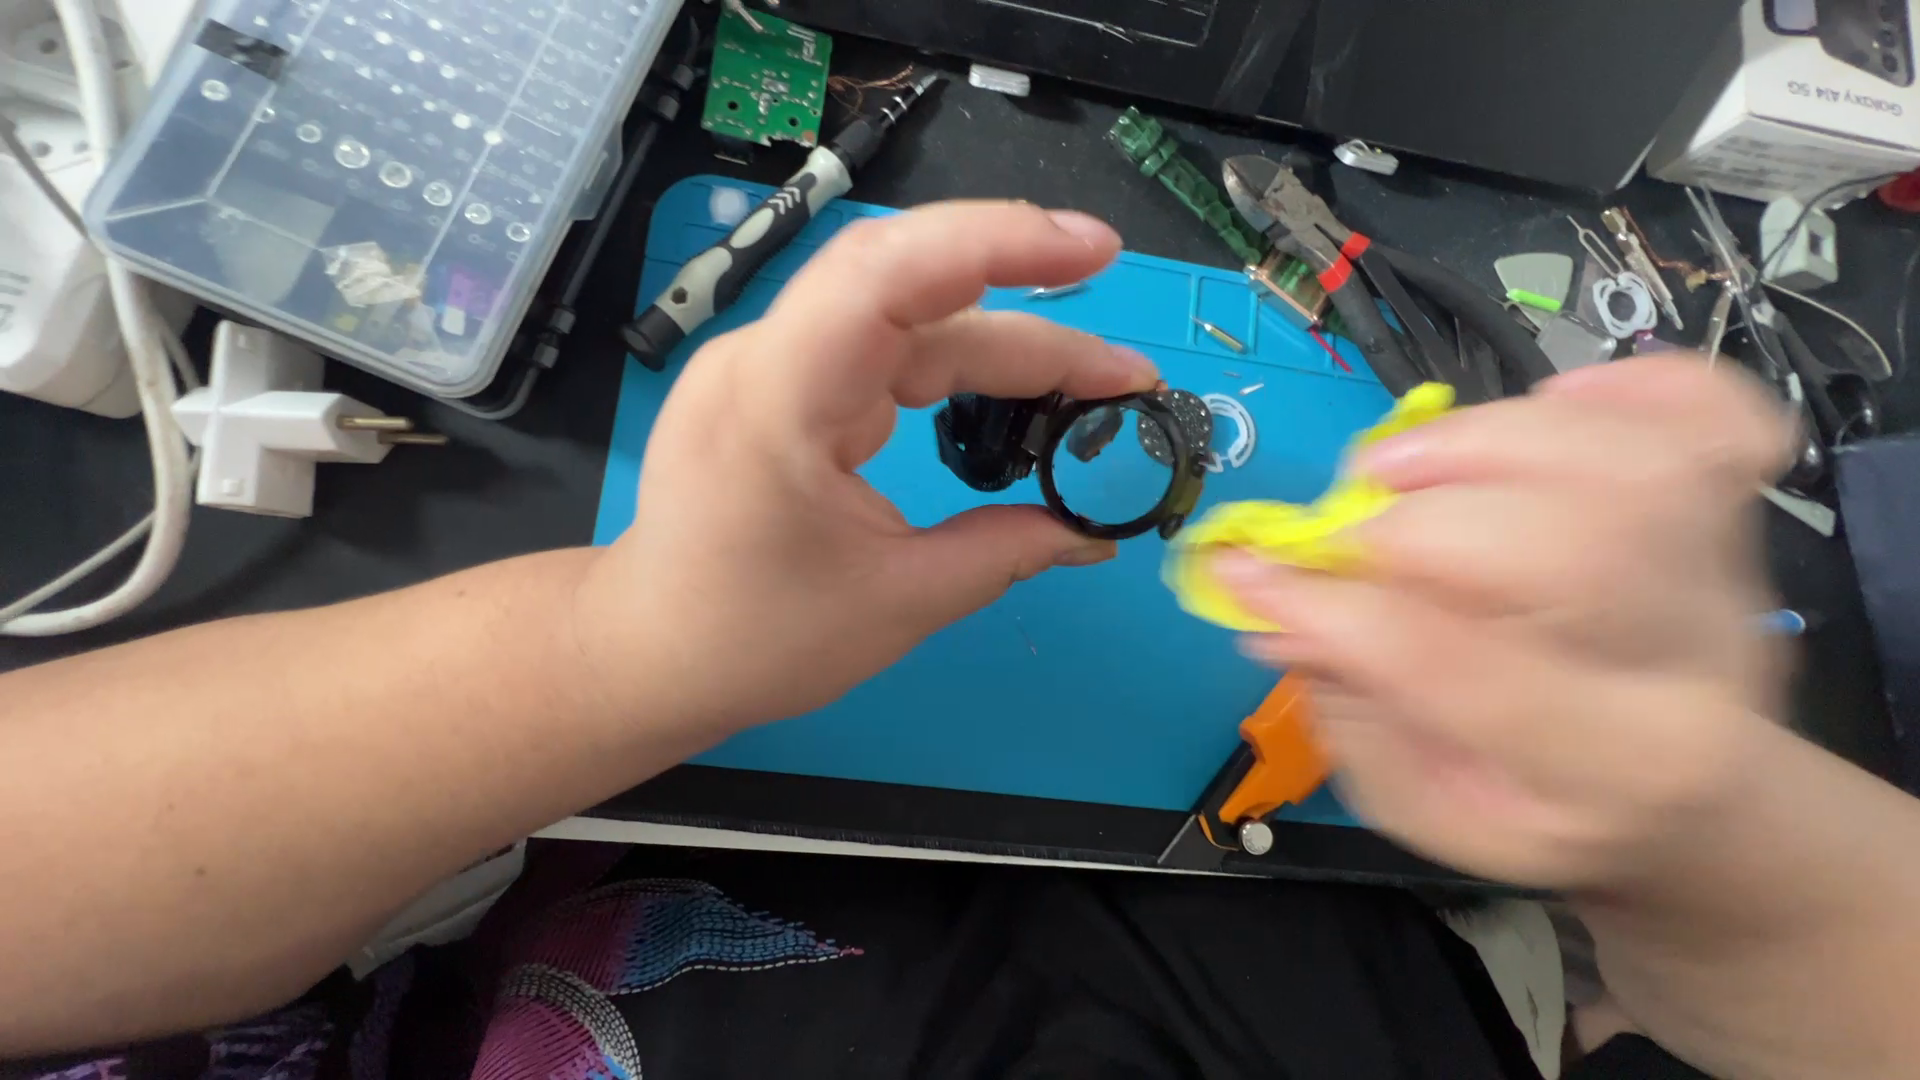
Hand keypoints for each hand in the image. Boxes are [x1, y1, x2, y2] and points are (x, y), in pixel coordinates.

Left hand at [572, 202, 1159, 731]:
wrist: (651, 652)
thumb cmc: (754, 639)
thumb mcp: (896, 602)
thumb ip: (1004, 553)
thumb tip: (1092, 534)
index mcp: (779, 400)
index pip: (887, 276)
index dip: (997, 243)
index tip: (1095, 252)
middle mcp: (769, 359)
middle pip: (914, 294)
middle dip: (1030, 316)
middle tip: (1121, 369)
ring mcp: (773, 367)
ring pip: (907, 322)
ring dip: (1003, 349)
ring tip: (1090, 386)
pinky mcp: (786, 388)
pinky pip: (884, 353)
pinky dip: (957, 369)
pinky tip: (1013, 392)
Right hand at [1216, 358, 1790, 888]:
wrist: (1680, 795)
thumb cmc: (1524, 801)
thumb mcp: (1413, 791)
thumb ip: (1341, 702)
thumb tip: (1268, 608)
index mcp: (1595, 764)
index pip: (1444, 661)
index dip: (1321, 603)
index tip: (1241, 571)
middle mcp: (1680, 664)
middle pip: (1568, 548)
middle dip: (1416, 523)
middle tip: (1345, 527)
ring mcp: (1719, 577)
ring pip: (1633, 464)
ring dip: (1484, 440)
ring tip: (1398, 461)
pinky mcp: (1730, 517)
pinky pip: (1715, 416)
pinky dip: (1628, 386)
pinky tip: (1549, 403)